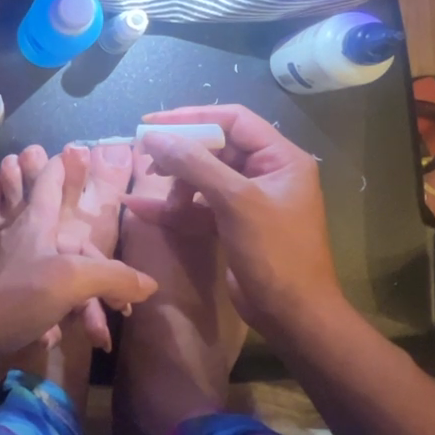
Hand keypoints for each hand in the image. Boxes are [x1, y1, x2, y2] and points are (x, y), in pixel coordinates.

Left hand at [0, 148, 157, 373]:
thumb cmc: (18, 295)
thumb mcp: (72, 282)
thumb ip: (112, 277)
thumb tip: (149, 283)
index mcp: (36, 221)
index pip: (49, 181)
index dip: (61, 166)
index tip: (71, 150)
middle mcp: (14, 229)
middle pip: (26, 196)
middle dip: (30, 176)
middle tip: (30, 155)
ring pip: (1, 213)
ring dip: (1, 195)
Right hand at [124, 104, 345, 340]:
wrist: (294, 316)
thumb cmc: (275, 253)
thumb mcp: (235, 202)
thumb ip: (194, 164)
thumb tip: (153, 136)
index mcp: (280, 158)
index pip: (232, 120)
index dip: (191, 118)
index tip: (151, 124)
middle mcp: (266, 173)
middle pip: (214, 148)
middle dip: (179, 154)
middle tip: (146, 158)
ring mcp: (248, 201)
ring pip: (202, 177)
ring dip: (175, 185)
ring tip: (154, 197)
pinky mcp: (232, 225)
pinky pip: (197, 206)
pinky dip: (172, 208)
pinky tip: (140, 209)